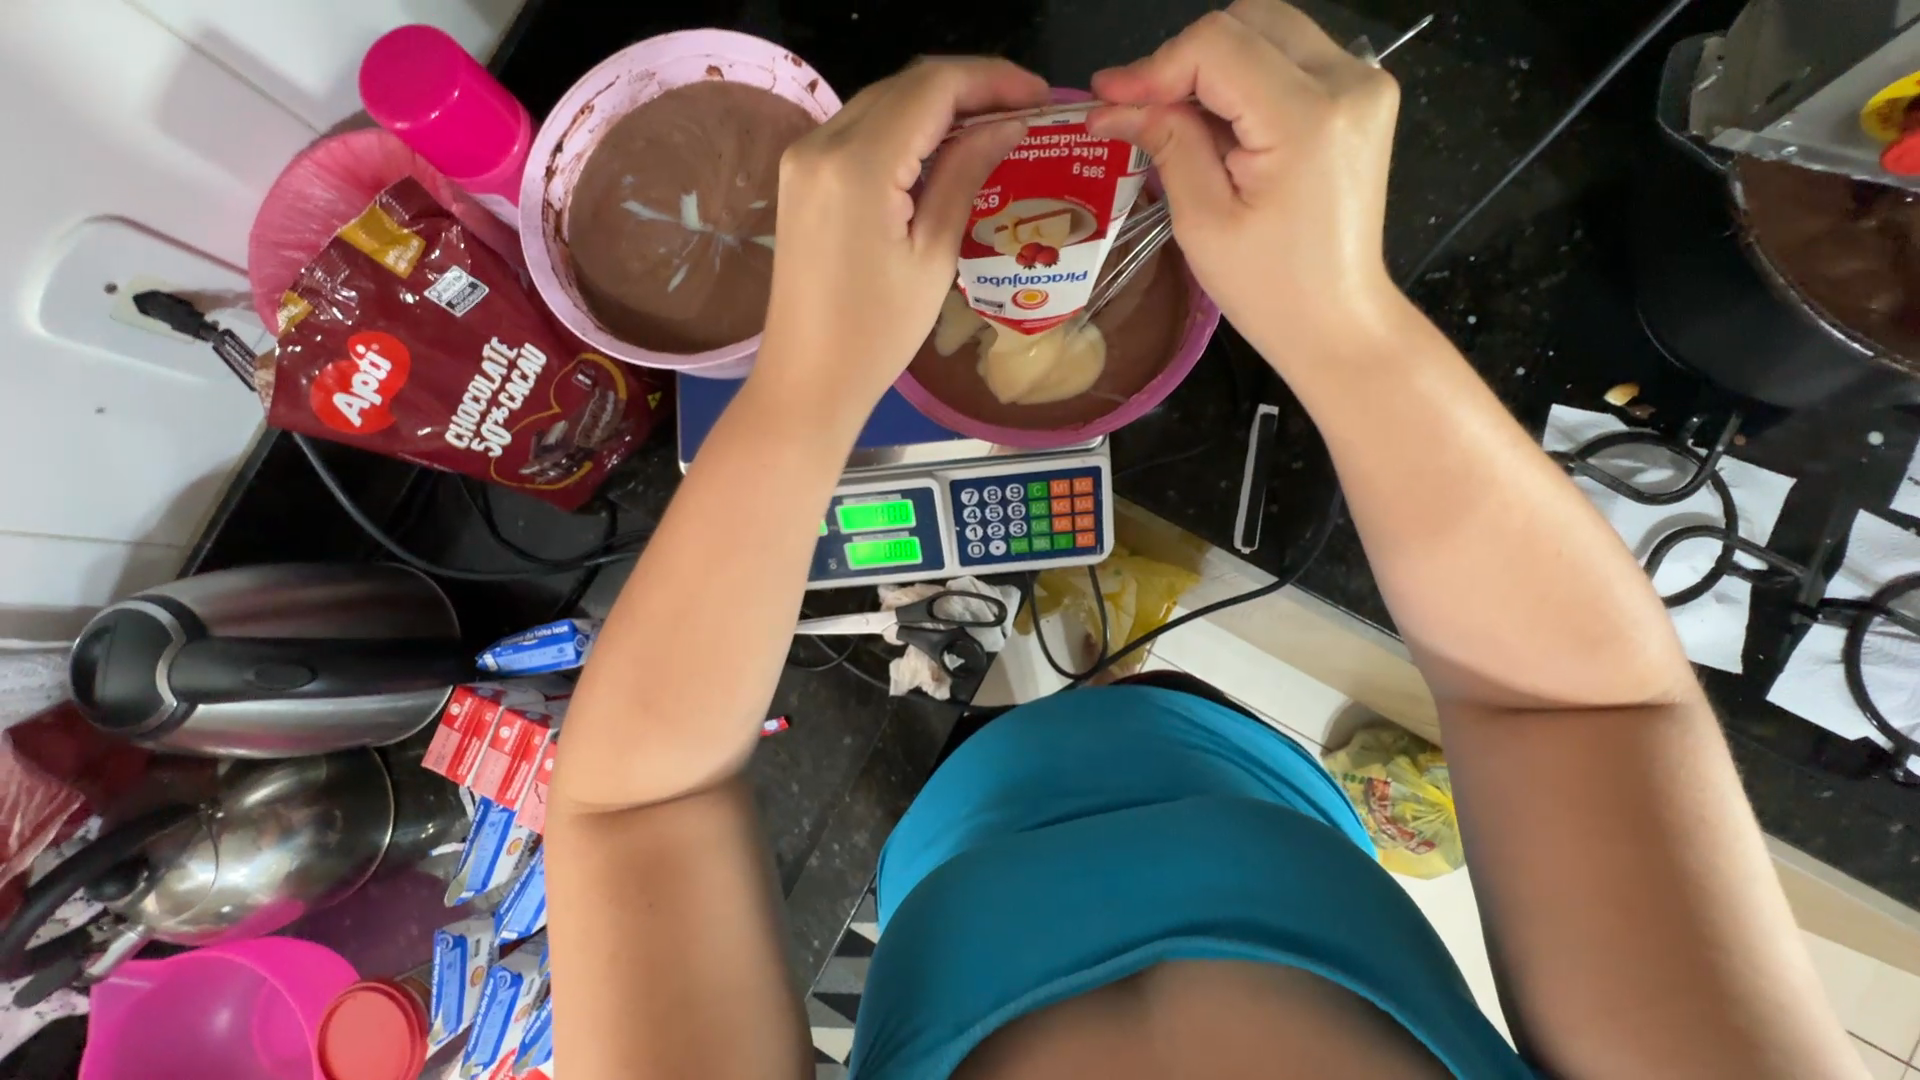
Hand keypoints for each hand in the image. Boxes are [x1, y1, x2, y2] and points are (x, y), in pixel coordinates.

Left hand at [757, 58, 1048, 408]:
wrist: (808, 377)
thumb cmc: (877, 335)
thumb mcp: (933, 257)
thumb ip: (965, 178)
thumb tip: (1007, 125)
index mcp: (858, 166)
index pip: (933, 88)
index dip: (992, 79)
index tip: (1037, 95)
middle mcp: (821, 143)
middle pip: (905, 86)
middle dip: (968, 88)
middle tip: (1021, 112)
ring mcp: (804, 158)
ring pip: (881, 103)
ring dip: (936, 107)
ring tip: (990, 128)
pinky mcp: (800, 177)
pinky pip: (859, 131)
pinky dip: (904, 131)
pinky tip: (939, 152)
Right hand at [1089, 0, 1402, 362]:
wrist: (1335, 319)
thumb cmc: (1267, 289)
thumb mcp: (1203, 222)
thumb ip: (1168, 144)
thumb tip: (1115, 104)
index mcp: (1307, 118)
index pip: (1219, 45)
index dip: (1155, 65)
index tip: (1108, 99)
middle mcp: (1348, 81)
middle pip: (1248, 18)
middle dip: (1183, 59)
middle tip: (1139, 108)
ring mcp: (1364, 83)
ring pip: (1270, 29)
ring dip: (1213, 65)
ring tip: (1175, 119)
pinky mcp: (1362, 96)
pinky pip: (1291, 57)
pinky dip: (1245, 77)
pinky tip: (1220, 125)